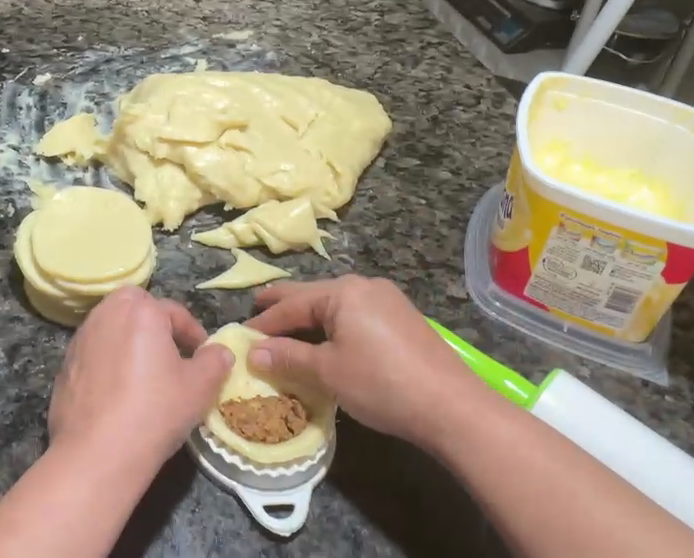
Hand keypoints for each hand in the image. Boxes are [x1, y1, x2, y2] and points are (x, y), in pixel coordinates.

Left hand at [48, 286, 233, 473]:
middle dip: (154, 321)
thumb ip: (214, 363)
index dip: (193, 333)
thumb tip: (220, 351)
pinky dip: (108, 358)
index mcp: (141, 311)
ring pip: (111, 325)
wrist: (97, 452)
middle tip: (170, 352)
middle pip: (135, 305)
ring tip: (145, 371)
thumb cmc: (154, 412)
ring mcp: (82, 337)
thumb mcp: (199, 389)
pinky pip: (94, 350)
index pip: (173, 311)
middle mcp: (107, 314)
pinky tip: (118, 390)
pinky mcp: (66, 362)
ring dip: (129, 338)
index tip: (203, 354)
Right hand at [244, 276, 486, 451]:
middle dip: (285, 304)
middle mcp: (364, 286)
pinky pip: (356, 314)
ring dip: (311, 315)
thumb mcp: (328, 372)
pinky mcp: (403, 319)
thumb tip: (253, 352)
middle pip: (314, 294)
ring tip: (289, 324)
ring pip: (336, 304)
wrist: (452, 407)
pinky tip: (329, 336)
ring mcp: (387, 300)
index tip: (241, 334)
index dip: (265, 322)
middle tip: (258, 305)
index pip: (292, 304)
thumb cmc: (382, 384)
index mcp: (342, 292)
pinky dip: (334, 323)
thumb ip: (288, 358)